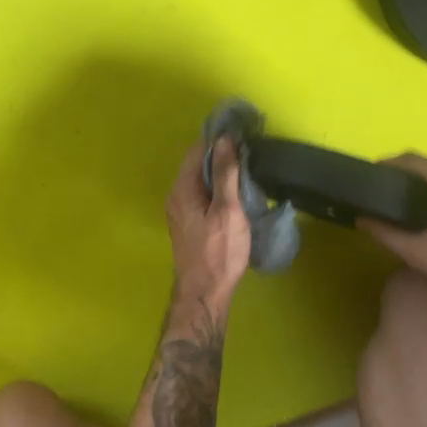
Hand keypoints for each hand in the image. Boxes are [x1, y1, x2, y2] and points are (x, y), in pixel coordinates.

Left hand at [168, 138, 250, 309]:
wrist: (204, 293)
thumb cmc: (219, 251)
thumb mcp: (228, 209)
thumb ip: (225, 174)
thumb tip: (224, 140)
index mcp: (182, 189)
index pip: (197, 150)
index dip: (219, 139)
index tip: (243, 133)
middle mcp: (176, 196)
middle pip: (197, 164)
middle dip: (221, 154)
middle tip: (249, 150)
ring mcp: (181, 211)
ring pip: (200, 181)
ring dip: (220, 172)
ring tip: (247, 168)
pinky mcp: (189, 224)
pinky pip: (202, 195)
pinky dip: (217, 188)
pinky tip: (236, 193)